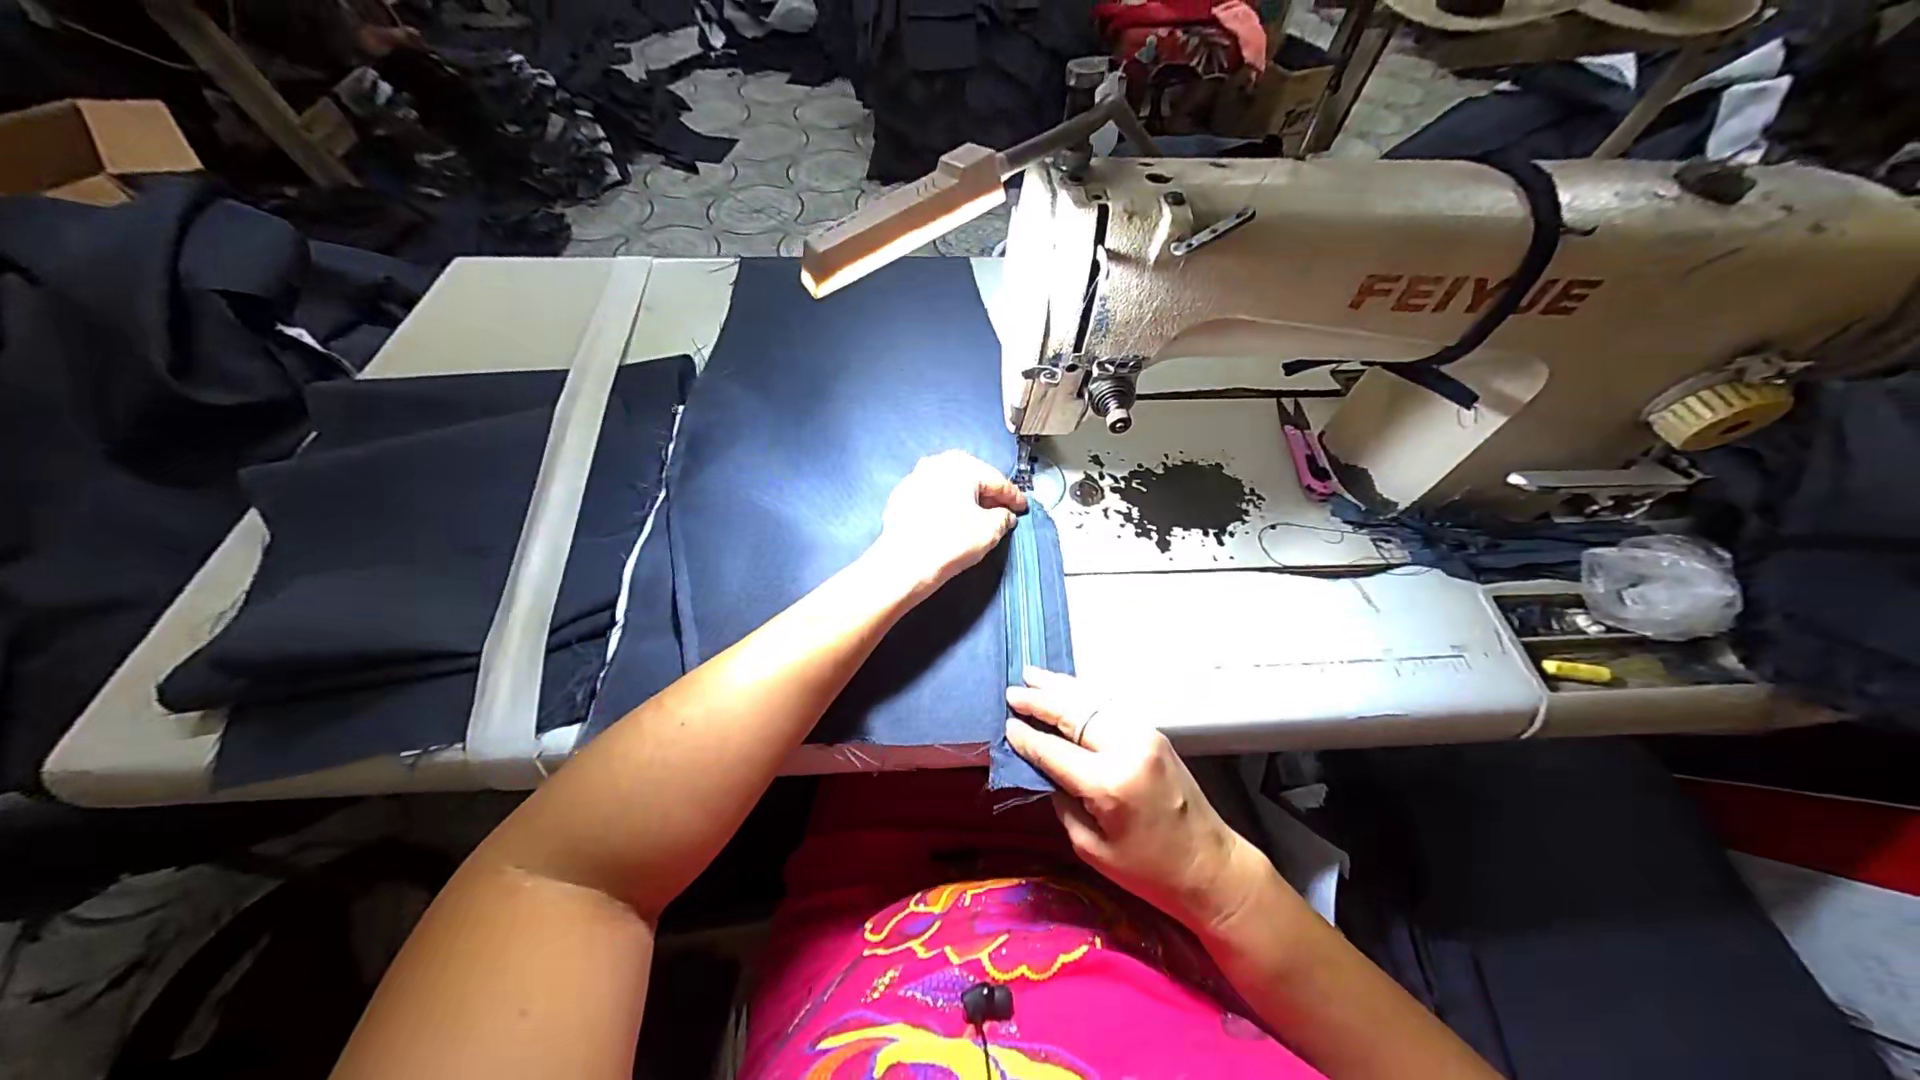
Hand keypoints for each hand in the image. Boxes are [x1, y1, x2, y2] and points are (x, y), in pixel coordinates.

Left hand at [868, 450, 1026, 598]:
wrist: (904, 564)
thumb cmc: (950, 542)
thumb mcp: (990, 530)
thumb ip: (1004, 517)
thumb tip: (1004, 516)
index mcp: (961, 465)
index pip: (996, 481)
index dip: (1013, 497)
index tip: (1022, 507)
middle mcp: (936, 463)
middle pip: (971, 478)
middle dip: (987, 494)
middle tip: (1002, 511)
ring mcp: (914, 478)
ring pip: (949, 486)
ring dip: (964, 498)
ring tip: (976, 517)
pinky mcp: (900, 497)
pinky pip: (931, 497)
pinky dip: (943, 505)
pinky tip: (949, 520)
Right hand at [1005, 667, 1268, 935]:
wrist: (1210, 866)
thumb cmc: (1149, 870)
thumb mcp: (1090, 846)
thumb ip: (1063, 801)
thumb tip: (1044, 767)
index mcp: (1108, 784)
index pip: (1054, 751)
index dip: (1027, 738)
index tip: (1007, 725)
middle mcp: (1127, 749)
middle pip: (1073, 714)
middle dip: (1040, 701)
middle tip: (1012, 692)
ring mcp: (1144, 736)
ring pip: (1093, 701)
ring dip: (1061, 688)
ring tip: (1033, 676)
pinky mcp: (1155, 734)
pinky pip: (1110, 707)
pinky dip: (1085, 697)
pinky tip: (1068, 691)